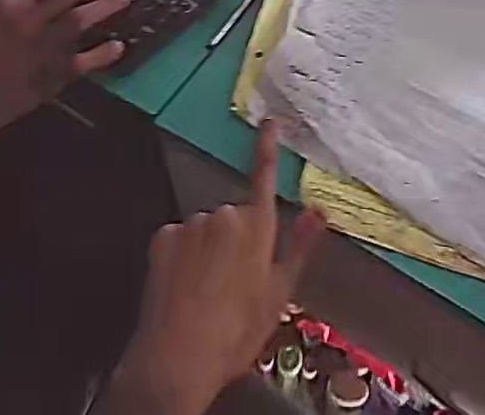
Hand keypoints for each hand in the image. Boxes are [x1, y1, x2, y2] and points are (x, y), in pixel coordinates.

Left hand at [105, 122, 326, 414]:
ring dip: (208, 248)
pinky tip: (182, 285)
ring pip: (206, 227)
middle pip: (234, 216)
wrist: (177, 361)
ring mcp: (192, 223)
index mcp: (258, 225)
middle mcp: (225, 214)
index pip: (264, 176)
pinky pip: (179, 237)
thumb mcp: (279, 293)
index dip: (267, 147)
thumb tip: (320, 212)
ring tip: (205, 290)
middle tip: (232, 280)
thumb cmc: (237, 330)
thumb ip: (301, 246)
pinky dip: (182, 255)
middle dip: (235, 238)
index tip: (269, 122)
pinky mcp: (163, 236)